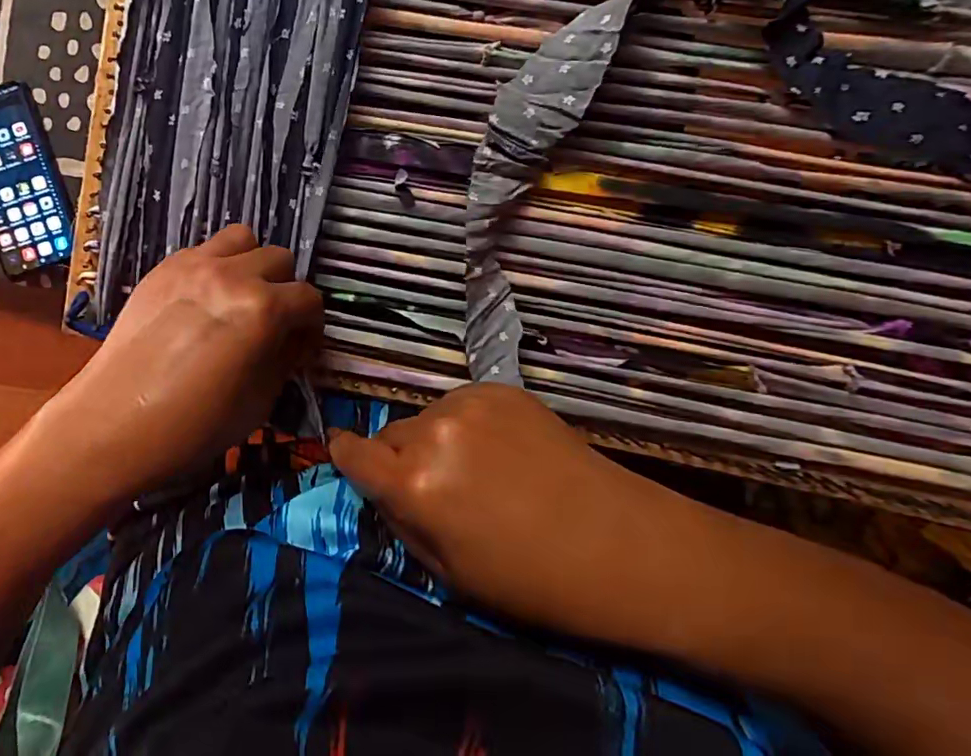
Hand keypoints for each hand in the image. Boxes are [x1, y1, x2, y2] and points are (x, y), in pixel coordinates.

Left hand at [33, 225, 321, 503]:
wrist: (112, 424)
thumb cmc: (192, 427)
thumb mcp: (259, 403)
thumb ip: (283, 360)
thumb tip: (290, 342)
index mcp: (263, 309)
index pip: (309, 298)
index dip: (312, 326)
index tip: (301, 348)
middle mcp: (232, 275)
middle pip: (279, 258)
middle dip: (284, 290)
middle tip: (272, 323)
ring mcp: (193, 265)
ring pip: (242, 239)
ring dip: (250, 264)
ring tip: (239, 298)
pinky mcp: (162, 269)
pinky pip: (203, 251)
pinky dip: (215, 268)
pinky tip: (202, 302)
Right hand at [329, 383, 755, 657]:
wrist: (623, 545)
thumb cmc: (532, 581)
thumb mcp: (450, 574)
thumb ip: (402, 522)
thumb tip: (380, 487)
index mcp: (414, 484)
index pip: (352, 452)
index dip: (347, 455)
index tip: (350, 457)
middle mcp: (433, 433)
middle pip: (392, 435)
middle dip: (401, 459)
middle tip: (437, 488)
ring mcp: (470, 404)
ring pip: (429, 418)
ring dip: (438, 441)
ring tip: (481, 471)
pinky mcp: (503, 389)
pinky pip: (464, 405)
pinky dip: (470, 425)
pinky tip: (506, 452)